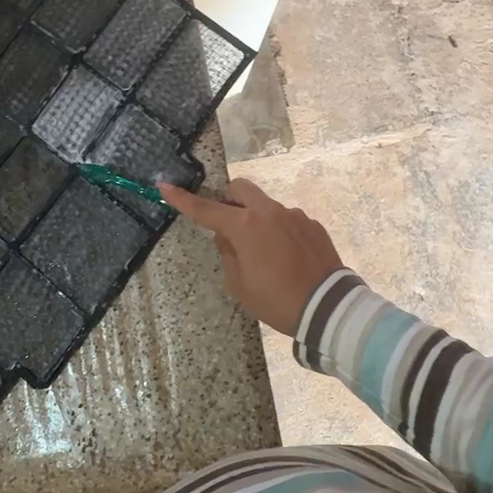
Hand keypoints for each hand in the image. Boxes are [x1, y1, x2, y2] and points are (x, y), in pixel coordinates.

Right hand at [160, 179, 343, 336]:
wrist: (327, 306)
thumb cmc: (276, 299)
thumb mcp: (239, 285)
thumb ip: (228, 254)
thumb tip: (228, 236)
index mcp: (245, 226)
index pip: (205, 209)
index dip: (182, 199)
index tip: (164, 186)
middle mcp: (269, 211)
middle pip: (240, 189)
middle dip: (228, 200)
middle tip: (228, 226)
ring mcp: (293, 215)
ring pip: (266, 206)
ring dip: (257, 220)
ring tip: (265, 254)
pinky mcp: (312, 224)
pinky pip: (288, 220)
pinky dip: (280, 232)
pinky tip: (288, 259)